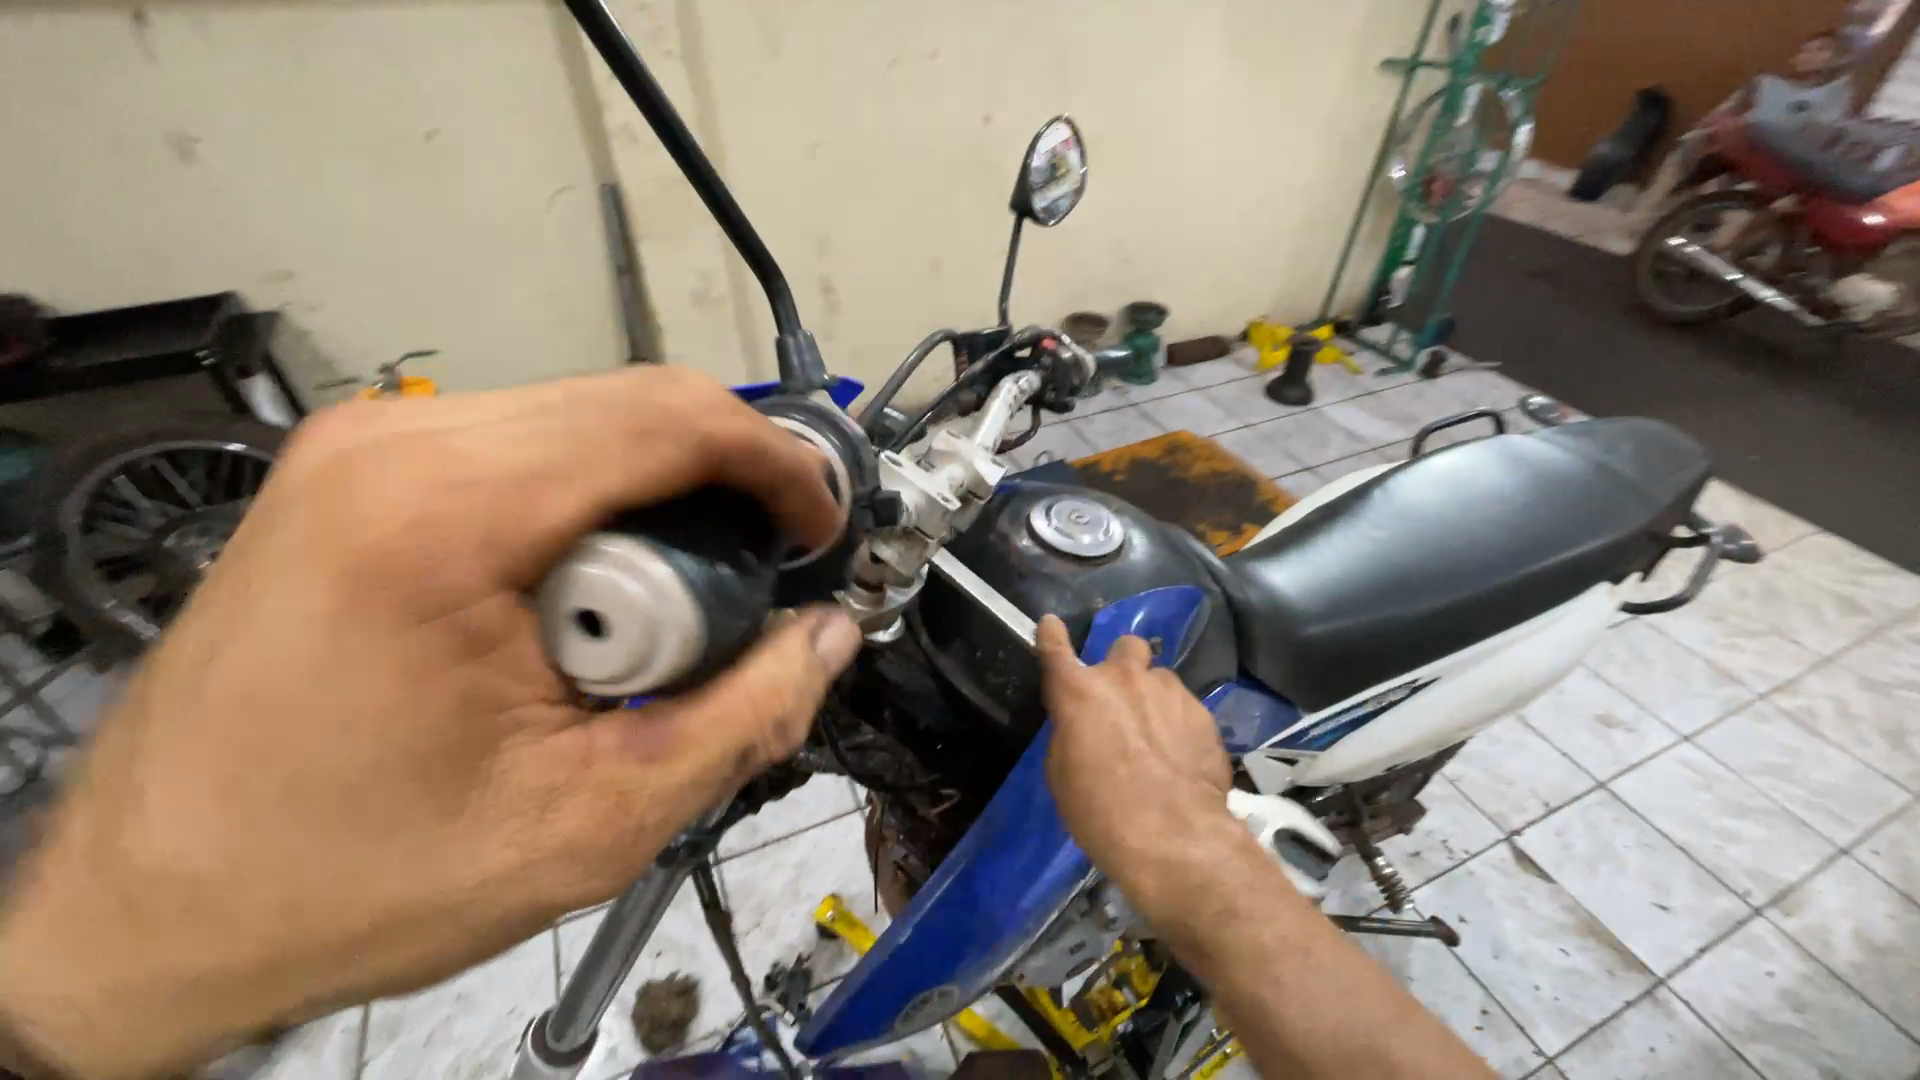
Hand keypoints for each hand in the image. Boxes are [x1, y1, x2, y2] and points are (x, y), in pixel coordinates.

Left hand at [0, 367, 864, 1079]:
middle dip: (731, 481)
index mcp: (445, 512)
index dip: (778, 464)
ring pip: (594, 418)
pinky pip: (539, 446)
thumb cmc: (368, 876)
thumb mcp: (599, 820)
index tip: (821, 532)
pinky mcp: (364, 469)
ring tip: (681, 603)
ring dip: (670, 495)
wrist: (155, 909)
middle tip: (767, 576)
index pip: (670, 420)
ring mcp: (371, 444)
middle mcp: (399, 442)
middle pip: (638, 404)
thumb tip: (831, 631)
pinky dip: (607, 498)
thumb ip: (746, 714)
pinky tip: (602, 589)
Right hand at [1036, 615, 1241, 919]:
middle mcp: (1124, 679)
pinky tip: (1183, 756)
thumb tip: (1085, 727)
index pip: (1056, 651)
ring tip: (1159, 735)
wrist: (1173, 834)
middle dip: (1124, 663)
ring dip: (1155, 696)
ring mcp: (1169, 692)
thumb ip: (1071, 734)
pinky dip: (1181, 724)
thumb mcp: (1063, 774)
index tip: (1051, 624)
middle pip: (1126, 645)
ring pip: (1160, 678)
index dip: (1051, 636)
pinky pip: (1187, 708)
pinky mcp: (1204, 715)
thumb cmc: (1100, 810)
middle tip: (1124, 695)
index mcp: (1079, 692)